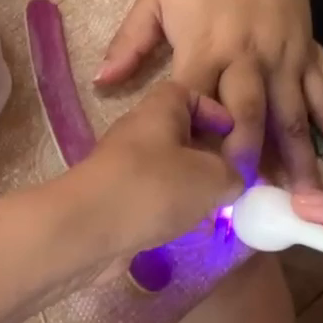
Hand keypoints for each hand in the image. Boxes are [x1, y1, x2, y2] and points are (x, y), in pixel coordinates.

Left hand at [65, 81, 243, 255]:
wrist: (86, 229)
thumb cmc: (154, 188)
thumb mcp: (212, 178)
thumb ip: (232, 174)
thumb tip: (231, 179)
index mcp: (158, 110)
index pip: (187, 93)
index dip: (215, 111)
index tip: (236, 138)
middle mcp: (136, 132)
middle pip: (177, 134)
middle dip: (206, 156)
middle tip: (232, 181)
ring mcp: (120, 167)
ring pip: (163, 169)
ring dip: (188, 187)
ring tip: (214, 209)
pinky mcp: (112, 200)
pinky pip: (148, 198)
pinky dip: (167, 210)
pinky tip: (184, 229)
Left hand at [94, 0, 322, 189]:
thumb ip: (129, 42)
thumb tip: (101, 82)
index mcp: (204, 48)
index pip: (197, 98)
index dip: (194, 135)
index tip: (189, 175)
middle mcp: (247, 60)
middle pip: (249, 112)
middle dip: (249, 155)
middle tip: (250, 197)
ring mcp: (283, 61)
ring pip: (291, 115)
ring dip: (297, 159)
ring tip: (305, 200)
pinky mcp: (307, 58)